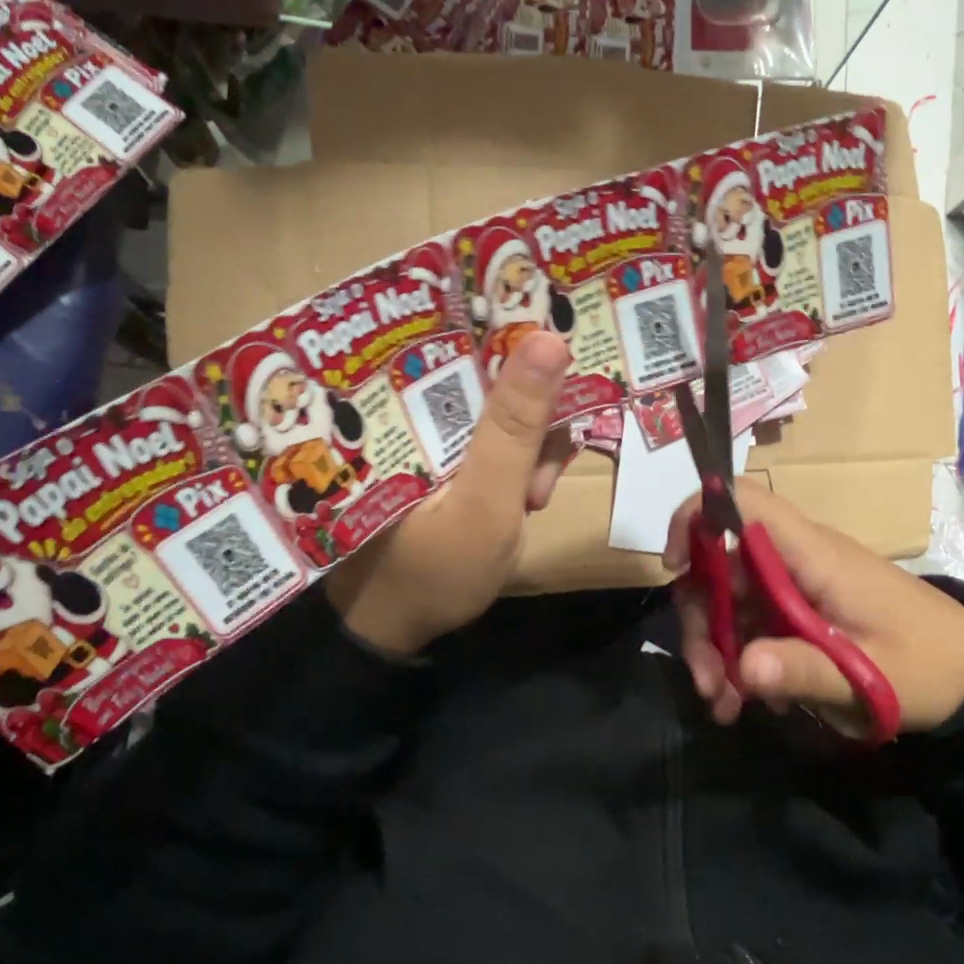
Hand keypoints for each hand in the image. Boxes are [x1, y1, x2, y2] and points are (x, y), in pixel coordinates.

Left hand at [324, 332, 574, 655]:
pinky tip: (524, 503)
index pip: (468, 339)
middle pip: (495, 378)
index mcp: (409, 404)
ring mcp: (432, 437)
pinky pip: (495, 445)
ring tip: (532, 503)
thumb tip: (547, 335)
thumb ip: (517, 427)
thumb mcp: (487, 499)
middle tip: (541, 481)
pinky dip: (519, 472)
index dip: (522, 342)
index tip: (570, 363)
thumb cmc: (435, 569)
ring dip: (533, 457)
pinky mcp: (444, 463)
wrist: (393, 627)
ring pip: (504, 415)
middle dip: (537, 425)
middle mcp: (415, 408)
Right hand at [662, 480, 963, 736]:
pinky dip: (739, 660)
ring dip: (715, 650)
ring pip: (727, 600)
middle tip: (709, 686)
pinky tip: (750, 701)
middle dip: (700, 622)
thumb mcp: (868, 677)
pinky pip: (749, 624)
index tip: (675, 567)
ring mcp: (795, 587)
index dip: (698, 516)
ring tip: (725, 708)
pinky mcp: (797, 612)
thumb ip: (805, 670)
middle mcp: (795, 562)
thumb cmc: (927, 665)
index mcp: (814, 556)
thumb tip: (742, 668)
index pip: (746, 503)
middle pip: (719, 565)